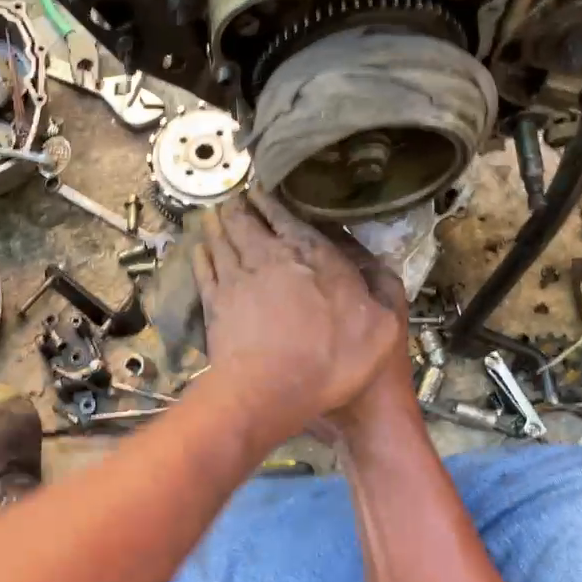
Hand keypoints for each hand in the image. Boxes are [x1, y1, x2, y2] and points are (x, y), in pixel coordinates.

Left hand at [193, 189, 407, 441]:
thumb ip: (382, 291)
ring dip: (218, 224)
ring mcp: (237, 279)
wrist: (271, 391)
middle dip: (242, 207)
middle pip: (249, 222)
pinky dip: (201, 254)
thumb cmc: (331, 362)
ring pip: (223, 240)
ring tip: (215, 213)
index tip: (264, 190)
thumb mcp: (382, 327)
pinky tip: (199, 248)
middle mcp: (271, 258)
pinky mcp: (214, 304)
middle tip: (236, 196)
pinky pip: (205, 270)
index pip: (289, 216)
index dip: (274, 201)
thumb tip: (378, 269)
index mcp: (313, 256)